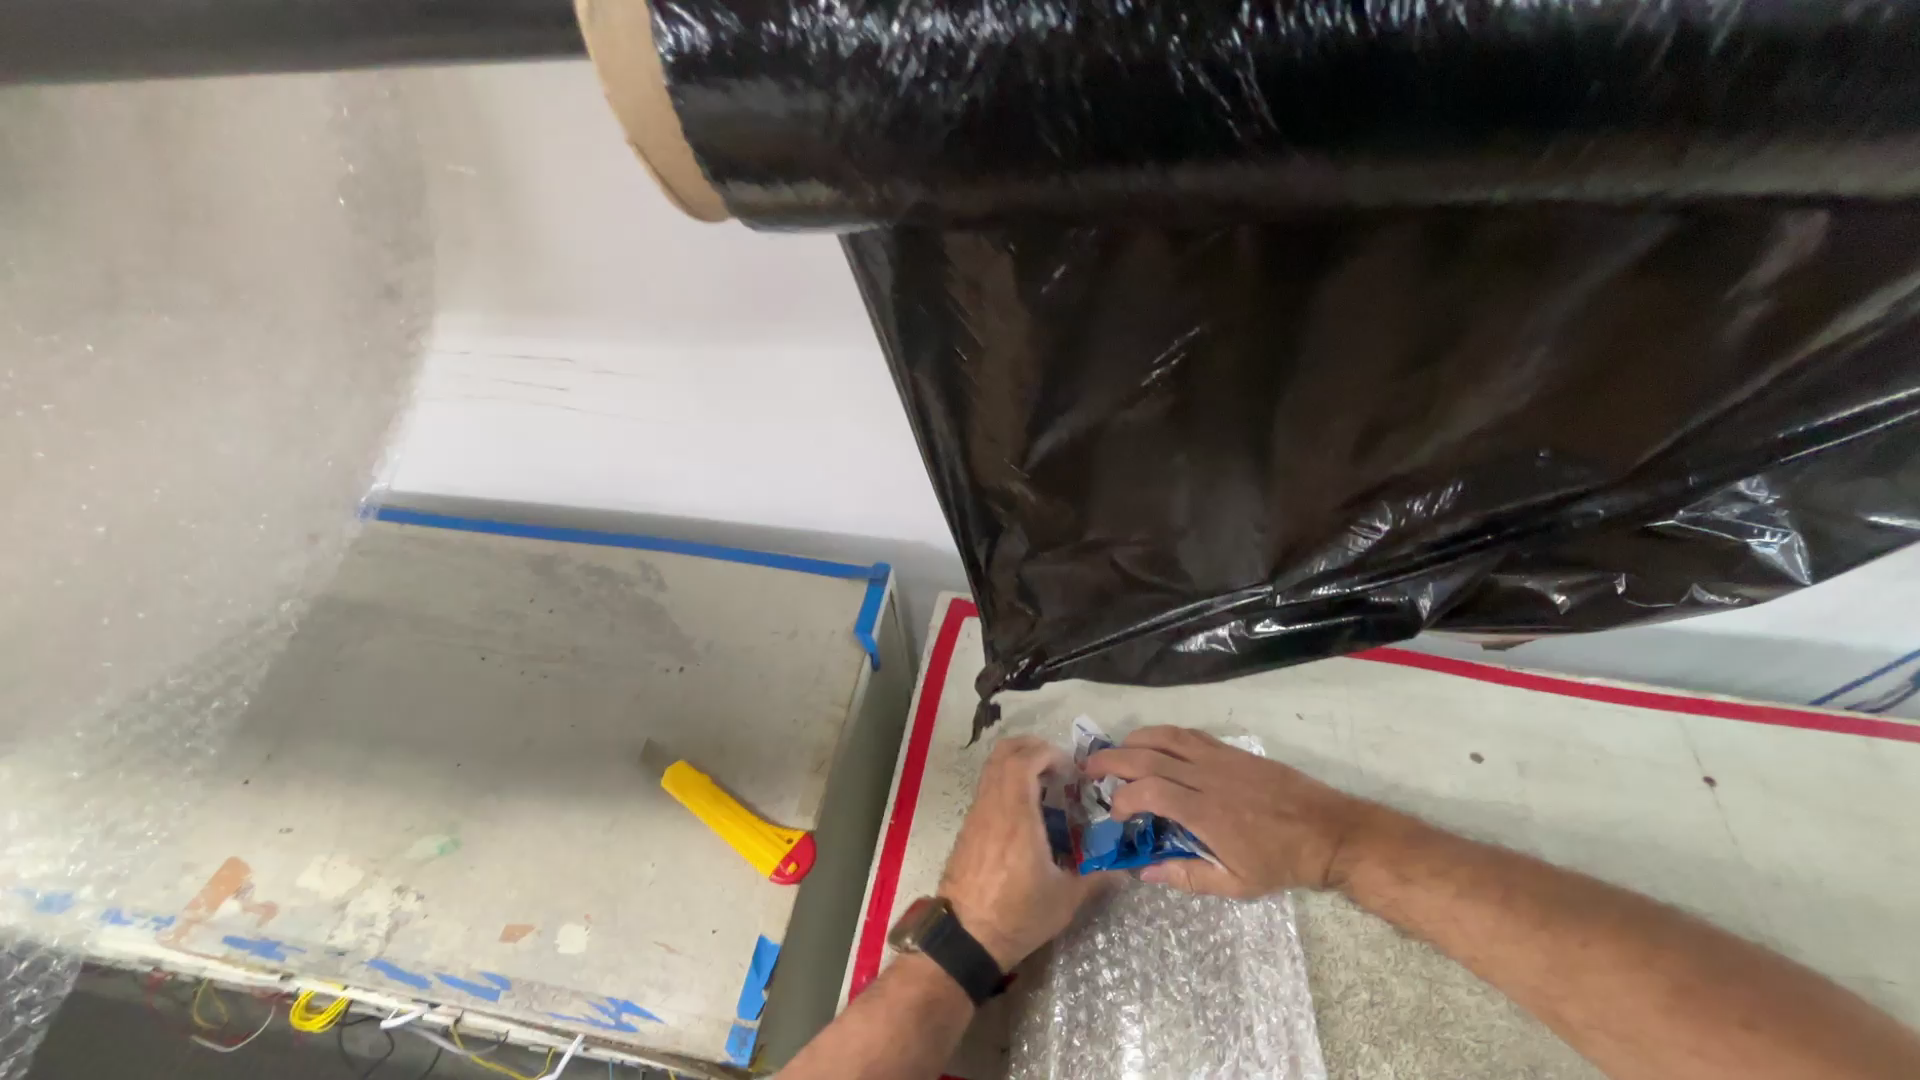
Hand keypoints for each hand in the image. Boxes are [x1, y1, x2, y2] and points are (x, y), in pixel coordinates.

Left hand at [940, 736, 1112, 968]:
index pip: (1024, 760)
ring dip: (1018, 765)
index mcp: (1016, 815)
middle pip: (1004, 753)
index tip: (1070, 770)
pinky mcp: (968, 827)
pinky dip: (1007, 782)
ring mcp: (976, 814)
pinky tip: (1027, 811)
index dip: (1049, 753)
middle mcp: (992, 805)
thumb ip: (1097, 877)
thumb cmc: (1017, 915)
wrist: (965, 937)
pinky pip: (987, 787)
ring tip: (1046, 787)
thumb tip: (1125, 868)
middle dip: (1033, 749)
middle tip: (1058, 767)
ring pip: (992, 768)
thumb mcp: (1064, 899)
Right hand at [1084, 725, 1380, 898]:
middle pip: (1146, 756)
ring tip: (1115, 753)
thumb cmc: (1280, 862)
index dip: (1123, 798)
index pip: (1148, 792)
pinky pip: (1188, 733)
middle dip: (1111, 760)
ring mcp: (1218, 758)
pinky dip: (1162, 734)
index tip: (1117, 814)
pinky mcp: (1231, 750)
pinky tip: (1153, 744)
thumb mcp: (1235, 884)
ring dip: (1133, 742)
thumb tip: (1143, 872)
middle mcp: (1206, 777)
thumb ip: (1186, 877)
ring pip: (1164, 736)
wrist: (1328, 831)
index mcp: (1204, 813)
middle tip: (1089, 768)